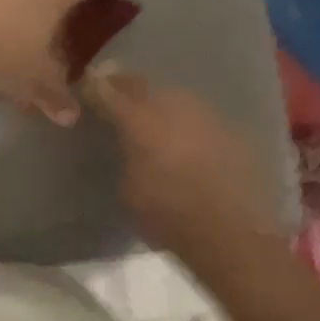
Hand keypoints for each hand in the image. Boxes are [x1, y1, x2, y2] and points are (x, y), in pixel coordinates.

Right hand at [84, 68, 274, 248]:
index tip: (85, 90)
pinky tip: (185, 140)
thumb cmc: (169, 217)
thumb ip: (125, 155)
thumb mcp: (129, 189)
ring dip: (158, 103)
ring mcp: (206, 115)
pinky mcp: (232, 129)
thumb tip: (125, 142)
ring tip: (151, 118)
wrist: (234, 235)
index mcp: (140, 120)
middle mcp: (173, 106)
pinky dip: (187, 123)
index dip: (93, 88)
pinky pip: (199, 117)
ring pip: (173, 97)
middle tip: (114, 98)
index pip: (107, 91)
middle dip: (125, 88)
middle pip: (141, 85)